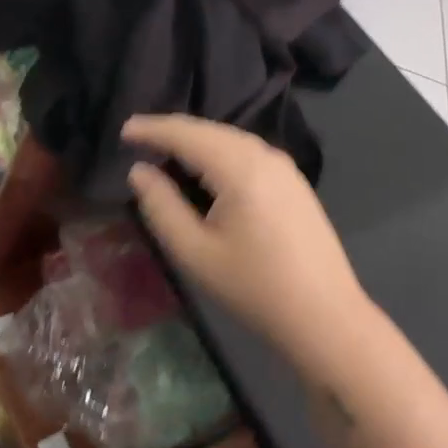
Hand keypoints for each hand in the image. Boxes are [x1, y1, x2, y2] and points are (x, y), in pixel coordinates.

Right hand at [123, 114, 371, 361]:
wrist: (325, 318)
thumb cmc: (254, 287)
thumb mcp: (194, 252)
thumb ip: (161, 206)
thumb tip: (139, 171)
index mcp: (239, 168)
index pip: (186, 134)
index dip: (151, 129)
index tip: (122, 131)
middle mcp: (264, 156)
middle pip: (209, 130)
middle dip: (171, 131)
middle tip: (137, 138)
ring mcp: (284, 168)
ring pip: (229, 139)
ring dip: (195, 140)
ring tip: (163, 150)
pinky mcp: (293, 183)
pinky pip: (245, 153)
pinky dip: (216, 151)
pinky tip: (203, 168)